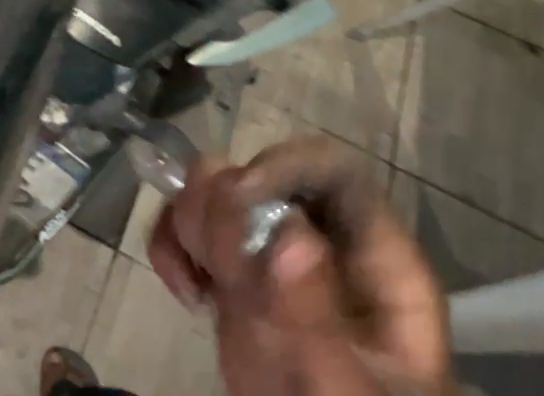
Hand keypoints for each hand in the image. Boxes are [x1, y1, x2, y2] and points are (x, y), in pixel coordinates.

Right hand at [148, 138, 452, 395]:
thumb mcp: (345, 384)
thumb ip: (317, 316)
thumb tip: (289, 234)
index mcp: (375, 256)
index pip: (330, 171)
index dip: (282, 169)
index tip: (238, 200)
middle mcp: (320, 239)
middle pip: (257, 172)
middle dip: (222, 208)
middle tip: (219, 268)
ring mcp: (270, 253)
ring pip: (212, 188)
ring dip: (191, 225)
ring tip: (205, 285)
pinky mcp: (230, 273)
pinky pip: (185, 226)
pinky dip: (169, 245)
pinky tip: (186, 293)